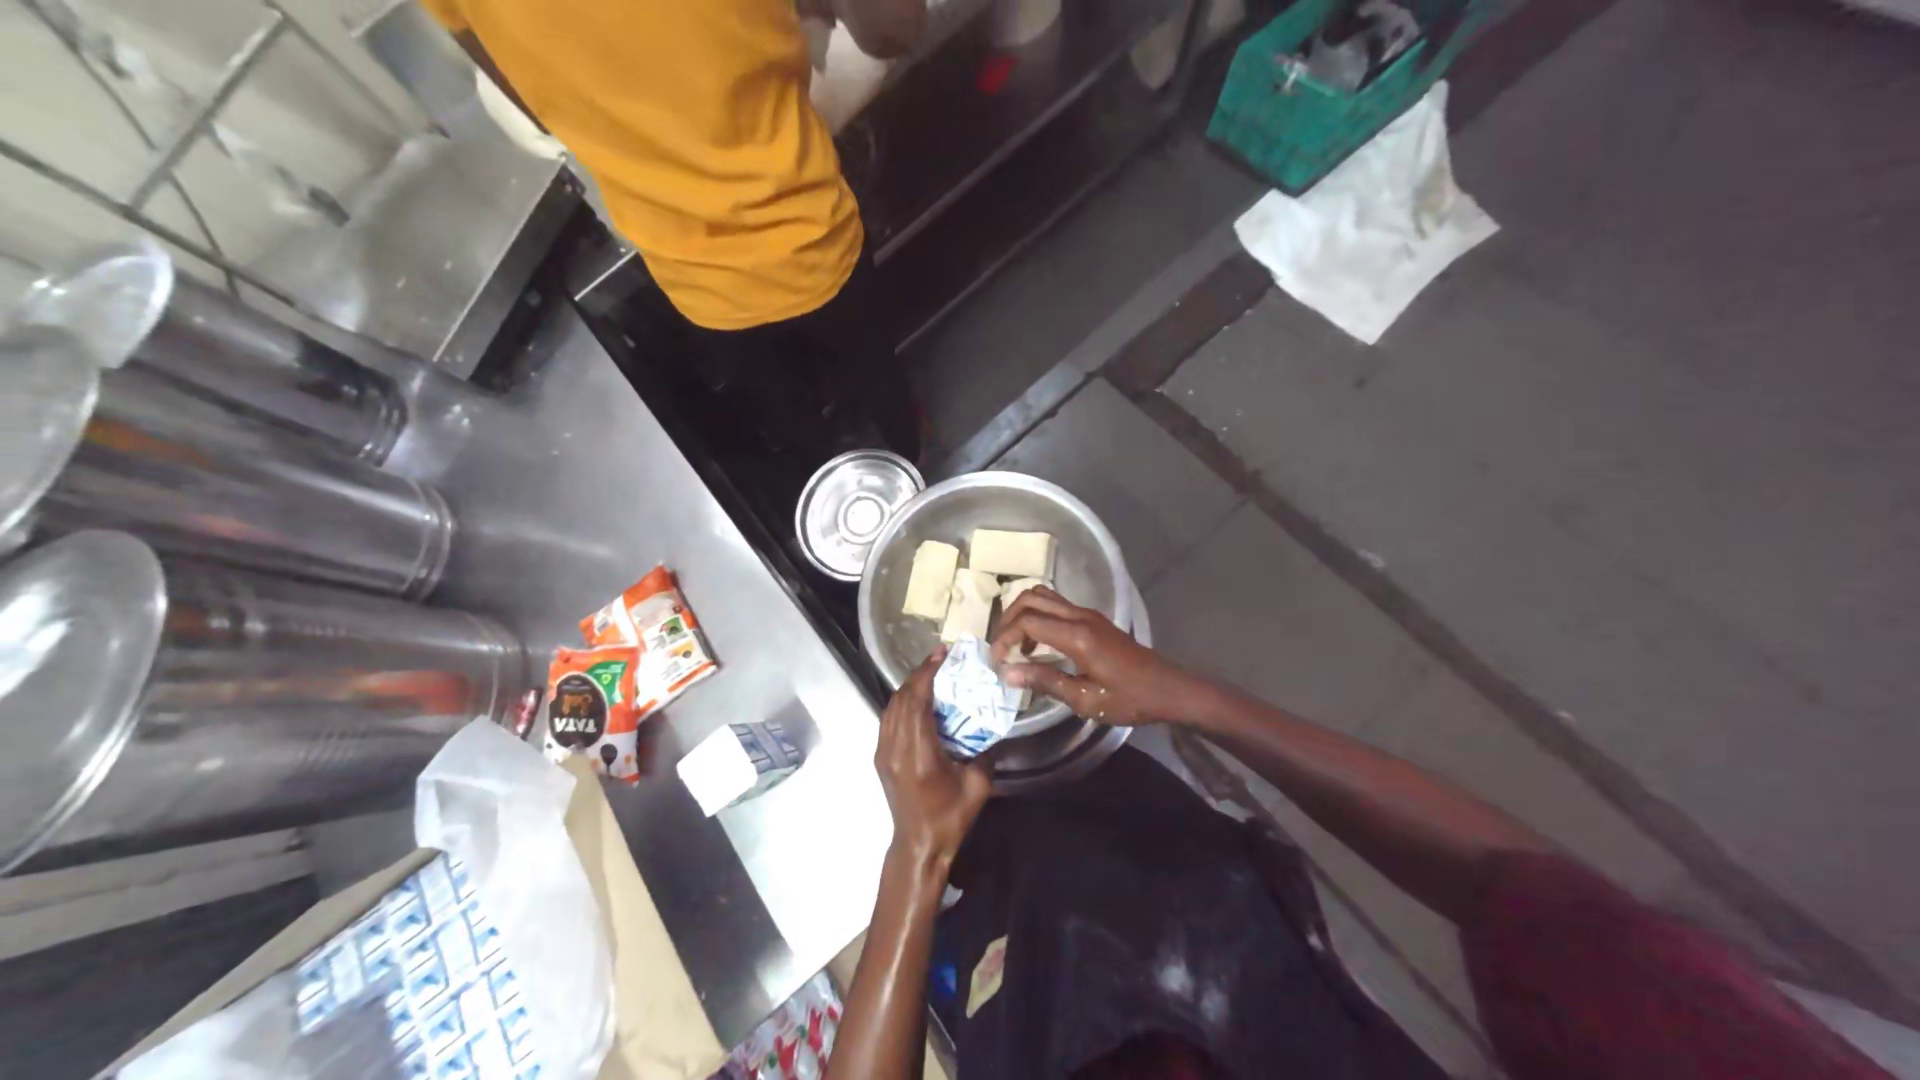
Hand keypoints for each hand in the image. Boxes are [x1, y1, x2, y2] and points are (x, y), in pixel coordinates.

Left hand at [875, 647, 993, 864]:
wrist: (918, 846)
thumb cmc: (949, 818)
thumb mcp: (978, 785)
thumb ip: (986, 752)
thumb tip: (994, 723)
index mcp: (917, 752)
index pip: (916, 701)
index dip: (927, 673)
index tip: (943, 654)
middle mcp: (895, 747)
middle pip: (901, 698)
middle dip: (919, 673)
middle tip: (941, 657)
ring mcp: (884, 751)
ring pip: (891, 706)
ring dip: (910, 685)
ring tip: (932, 672)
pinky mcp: (881, 756)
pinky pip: (888, 718)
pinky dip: (902, 701)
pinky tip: (919, 698)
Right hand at [990, 586, 1198, 725]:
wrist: (1168, 689)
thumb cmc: (1130, 699)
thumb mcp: (1086, 700)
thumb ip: (1045, 681)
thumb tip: (1008, 673)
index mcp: (1078, 636)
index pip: (1028, 621)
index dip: (1005, 637)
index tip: (996, 660)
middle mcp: (1080, 616)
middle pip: (1031, 598)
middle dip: (1008, 620)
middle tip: (1001, 648)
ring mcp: (1087, 613)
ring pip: (1043, 596)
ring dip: (1022, 614)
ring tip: (1015, 645)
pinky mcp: (1092, 618)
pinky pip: (1055, 605)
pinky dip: (1037, 615)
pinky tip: (1036, 643)